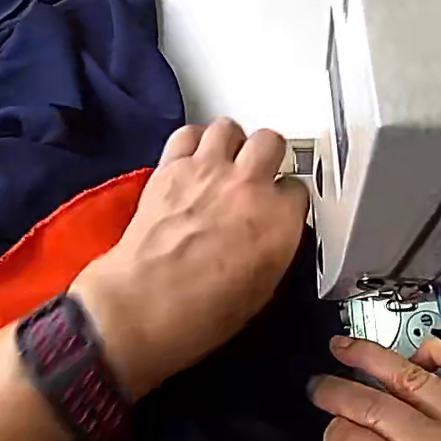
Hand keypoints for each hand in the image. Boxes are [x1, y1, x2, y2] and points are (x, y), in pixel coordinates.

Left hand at [70, 119, 308, 397]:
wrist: (141, 306)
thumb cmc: (197, 312)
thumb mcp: (259, 293)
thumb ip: (270, 252)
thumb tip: (266, 242)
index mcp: (279, 223)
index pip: (298, 190)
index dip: (285, 200)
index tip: (277, 208)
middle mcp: (248, 188)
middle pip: (271, 143)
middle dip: (266, 157)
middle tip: (256, 173)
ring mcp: (207, 172)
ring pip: (229, 127)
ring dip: (230, 142)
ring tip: (223, 160)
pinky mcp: (169, 169)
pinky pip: (187, 134)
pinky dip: (191, 141)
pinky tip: (190, 157)